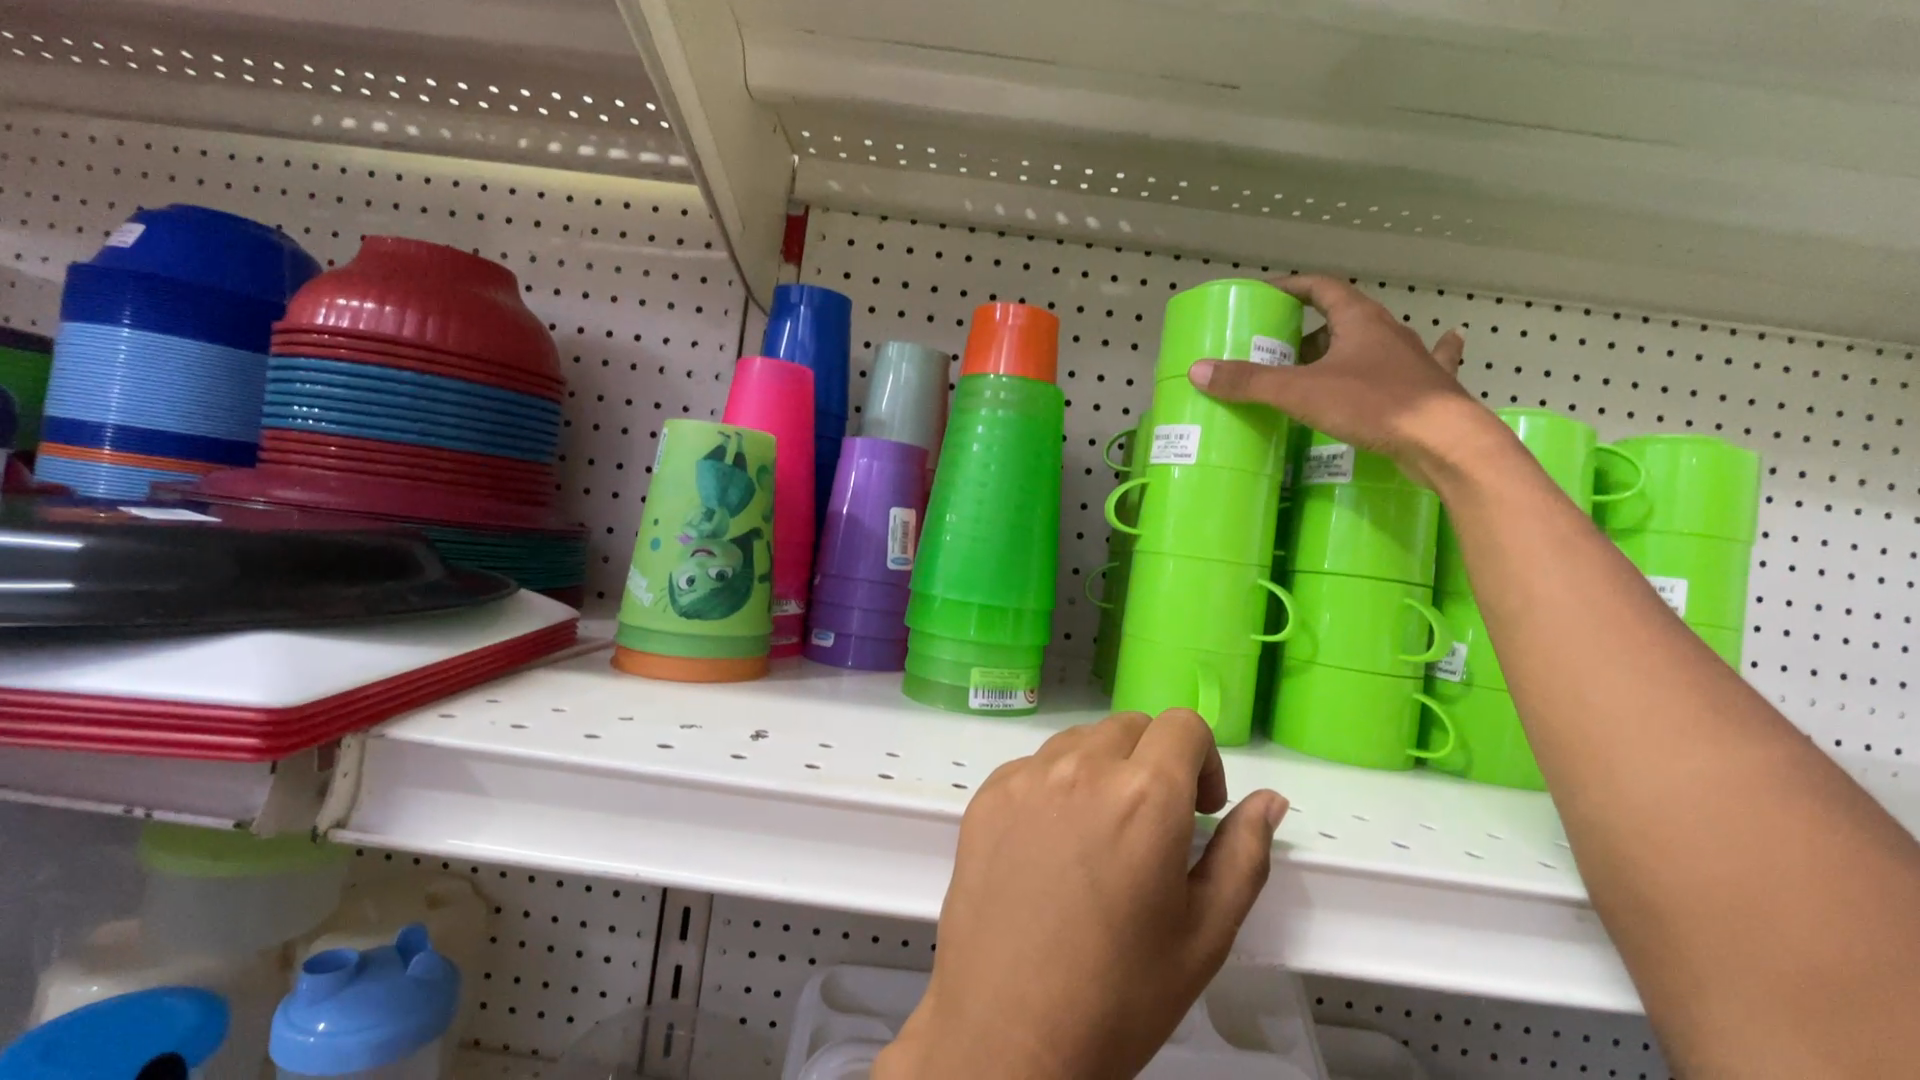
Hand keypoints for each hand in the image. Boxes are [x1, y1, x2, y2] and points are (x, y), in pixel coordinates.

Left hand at [873, 710, 1287, 1079]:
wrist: (1007, 1033)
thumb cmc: (1119, 993)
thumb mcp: (1206, 933)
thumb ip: (1244, 853)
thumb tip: (1268, 799)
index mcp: (1146, 794)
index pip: (1183, 725)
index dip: (1203, 761)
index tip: (1200, 810)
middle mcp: (1081, 767)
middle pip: (1130, 728)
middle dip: (1154, 761)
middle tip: (1154, 826)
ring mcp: (1025, 779)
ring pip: (1079, 741)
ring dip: (1103, 768)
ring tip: (1101, 836)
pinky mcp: (985, 798)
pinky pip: (1032, 766)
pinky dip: (1053, 785)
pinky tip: (1052, 846)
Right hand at [1188, 275, 1481, 488]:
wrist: (1445, 440)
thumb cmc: (1373, 404)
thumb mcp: (1301, 393)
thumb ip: (1250, 382)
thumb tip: (1198, 370)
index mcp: (1359, 320)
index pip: (1322, 288)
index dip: (1293, 287)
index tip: (1268, 295)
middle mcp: (1389, 332)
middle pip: (1345, 318)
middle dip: (1313, 329)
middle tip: (1285, 349)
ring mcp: (1414, 360)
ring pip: (1377, 343)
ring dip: (1351, 347)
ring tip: (1327, 362)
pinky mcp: (1429, 389)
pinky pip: (1425, 363)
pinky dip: (1428, 353)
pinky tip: (1446, 343)